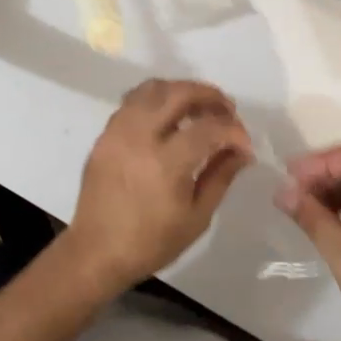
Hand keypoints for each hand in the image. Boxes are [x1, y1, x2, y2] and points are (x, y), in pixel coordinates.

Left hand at [67, 80, 253, 291]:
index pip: (208, 128)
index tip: (244, 144)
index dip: (233, 131)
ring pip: (151, 89)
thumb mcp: (197, 217)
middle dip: (209, 96)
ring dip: (180, 92)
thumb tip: (241, 151)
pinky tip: (168, 119)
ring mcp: (117, 132)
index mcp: (165, 162)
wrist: (97, 251)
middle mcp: (138, 137)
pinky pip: (131, 102)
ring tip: (198, 110)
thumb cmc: (151, 242)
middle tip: (227, 111)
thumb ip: (220, 176)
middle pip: (178, 93)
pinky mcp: (104, 136)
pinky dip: (155, 100)